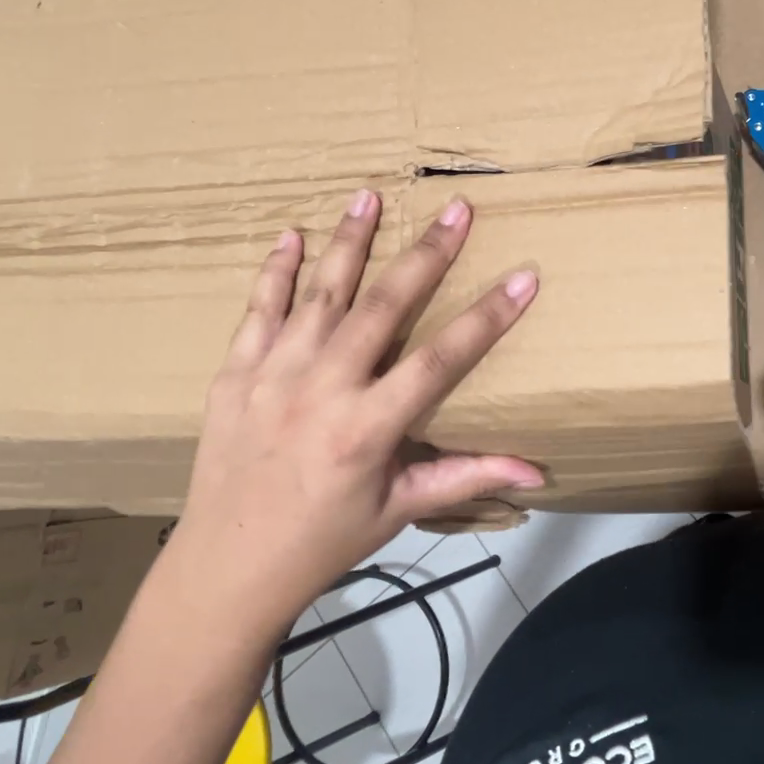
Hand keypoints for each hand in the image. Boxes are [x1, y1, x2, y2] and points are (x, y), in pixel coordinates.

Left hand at [169, 189, 543, 628]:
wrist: (225, 568)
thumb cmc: (325, 540)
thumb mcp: (400, 510)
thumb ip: (467, 477)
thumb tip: (539, 473)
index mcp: (367, 430)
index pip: (441, 360)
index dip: (487, 317)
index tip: (524, 277)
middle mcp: (321, 392)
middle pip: (383, 308)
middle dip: (427, 255)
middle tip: (457, 210)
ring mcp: (271, 377)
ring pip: (320, 295)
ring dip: (350, 242)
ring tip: (370, 195)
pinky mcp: (234, 375)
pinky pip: (259, 312)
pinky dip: (276, 272)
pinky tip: (292, 234)